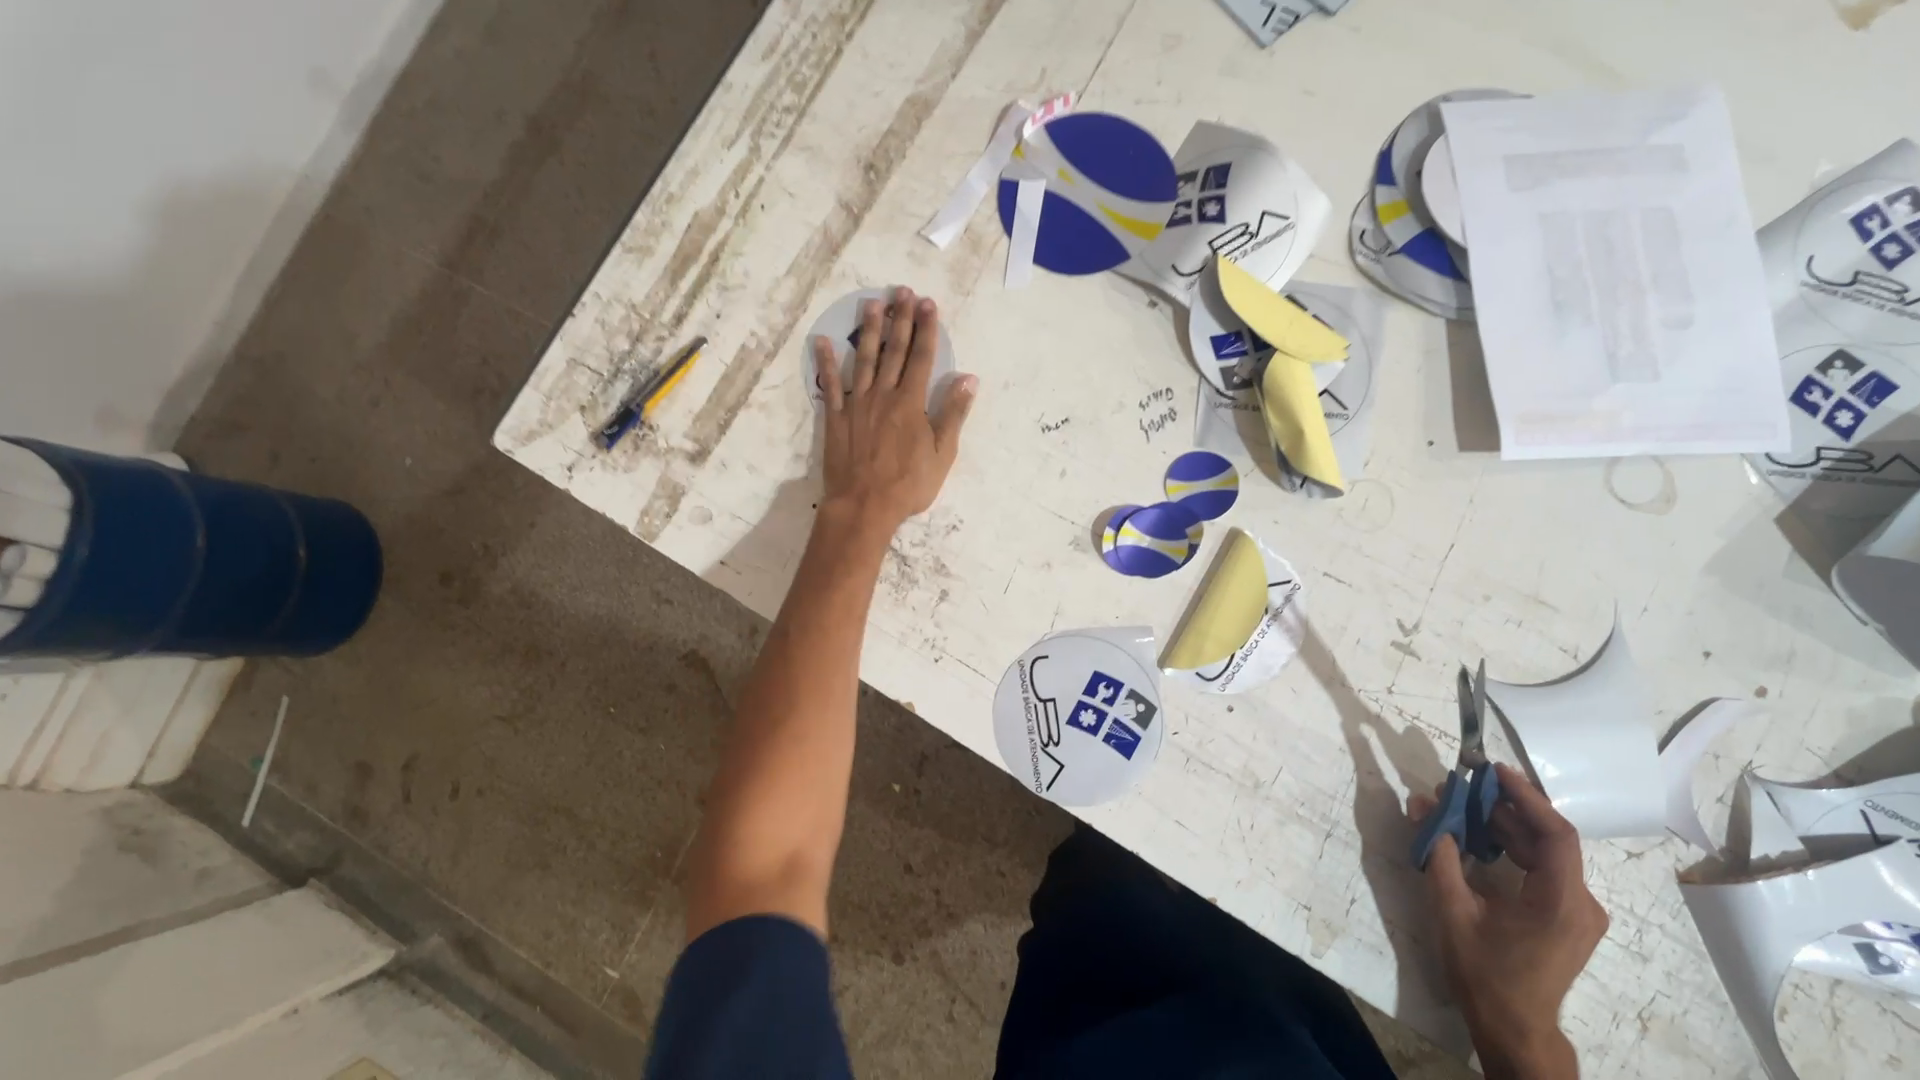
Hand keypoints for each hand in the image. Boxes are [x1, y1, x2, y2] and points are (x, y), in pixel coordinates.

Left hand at [812, 286, 975, 535]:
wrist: (864, 505)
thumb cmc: (909, 484)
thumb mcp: (943, 453)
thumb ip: (954, 413)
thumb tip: (968, 379)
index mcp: (911, 402)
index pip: (922, 357)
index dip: (926, 329)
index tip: (928, 304)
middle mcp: (884, 395)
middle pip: (894, 350)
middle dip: (900, 319)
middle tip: (902, 291)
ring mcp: (857, 404)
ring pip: (863, 358)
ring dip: (868, 330)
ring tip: (872, 303)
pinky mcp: (836, 418)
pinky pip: (830, 384)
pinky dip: (826, 362)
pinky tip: (822, 341)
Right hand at [1409, 763, 1607, 1079]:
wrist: (1513, 1027)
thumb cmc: (1483, 971)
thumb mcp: (1452, 910)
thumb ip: (1439, 855)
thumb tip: (1423, 806)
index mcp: (1562, 900)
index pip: (1555, 834)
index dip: (1526, 797)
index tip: (1494, 770)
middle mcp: (1582, 902)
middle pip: (1551, 840)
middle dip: (1508, 809)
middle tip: (1466, 787)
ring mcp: (1579, 912)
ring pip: (1547, 854)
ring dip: (1509, 829)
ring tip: (1467, 809)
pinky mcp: (1568, 918)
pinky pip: (1546, 871)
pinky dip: (1516, 850)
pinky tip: (1484, 841)